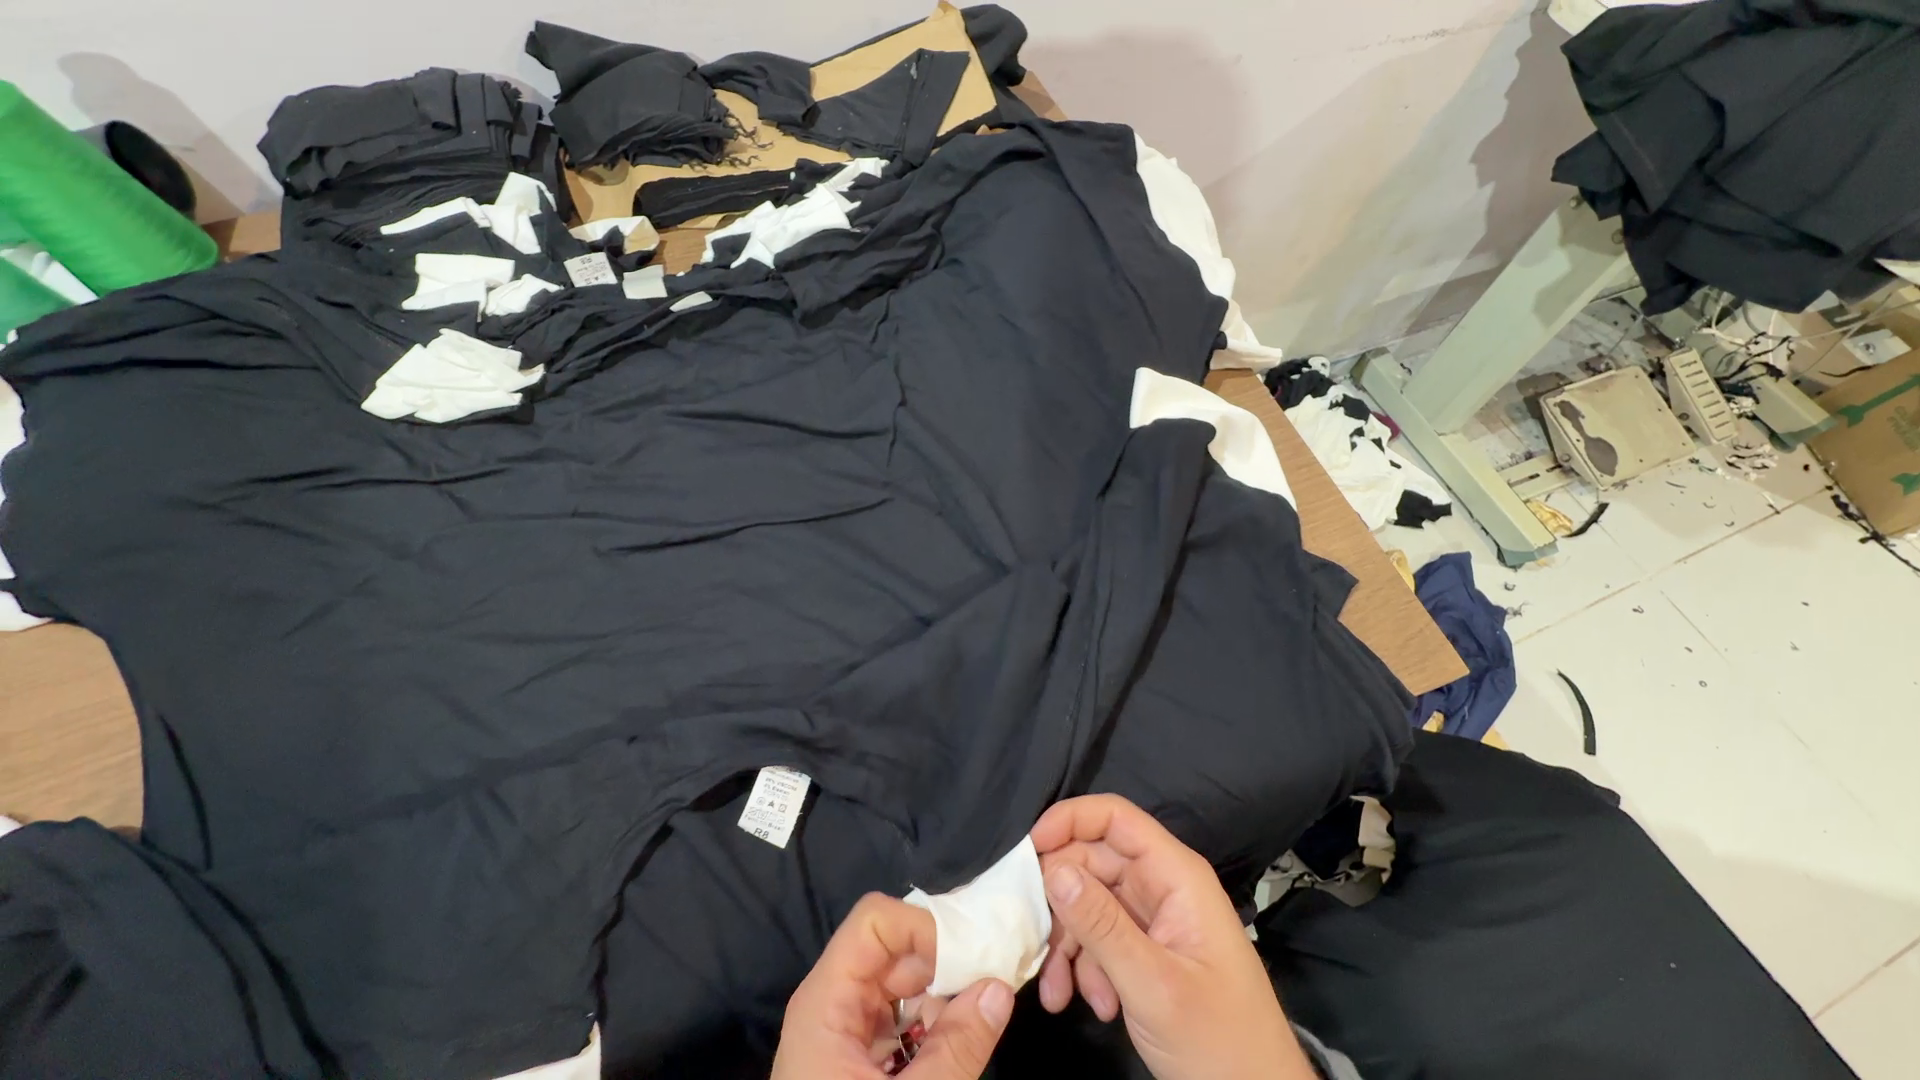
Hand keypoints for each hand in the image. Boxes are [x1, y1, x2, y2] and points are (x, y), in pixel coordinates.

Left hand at [771, 893, 1014, 1079]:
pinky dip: (940, 1020)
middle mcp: (836, 1004)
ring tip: (995, 997)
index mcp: (828, 1001)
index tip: (973, 954)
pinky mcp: (865, 1060)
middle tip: (1002, 968)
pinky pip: (907, 1020)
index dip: (923, 925)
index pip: (874, 924)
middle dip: (949, 955)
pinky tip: (972, 1029)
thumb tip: (1001, 987)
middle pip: (894, 950)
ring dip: (950, 988)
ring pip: (906, 985)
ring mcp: (850, 1032)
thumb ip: (957, 1047)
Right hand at [1031, 795, 1316, 1079]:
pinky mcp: (1143, 950)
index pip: (1115, 817)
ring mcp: (1151, 918)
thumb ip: (1101, 925)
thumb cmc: (1219, 1040)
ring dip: (1067, 945)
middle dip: (1059, 901)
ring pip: (1087, 903)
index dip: (1069, 820)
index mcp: (1175, 876)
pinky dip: (1083, 967)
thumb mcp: (1153, 984)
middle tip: (1034, 939)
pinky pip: (1097, 938)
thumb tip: (1052, 869)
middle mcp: (1161, 886)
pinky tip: (1090, 1004)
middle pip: (1092, 862)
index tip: (1027, 852)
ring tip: (1061, 993)